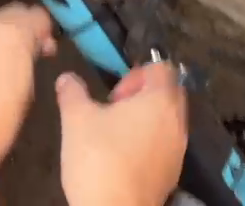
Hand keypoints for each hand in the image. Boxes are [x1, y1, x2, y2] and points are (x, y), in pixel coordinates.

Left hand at [0, 4, 57, 185]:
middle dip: (22, 29)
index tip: (45, 48)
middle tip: (24, 54)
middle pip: (12, 13)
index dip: (44, 30)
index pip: (37, 15)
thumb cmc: (1, 122)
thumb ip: (33, 55)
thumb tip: (37, 44)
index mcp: (14, 33)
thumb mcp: (29, 87)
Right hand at [55, 61, 189, 205]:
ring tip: (116, 133)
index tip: (115, 94)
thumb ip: (72, 91)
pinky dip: (149, 142)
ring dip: (146, 119)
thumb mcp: (76, 118)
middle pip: (168, 92)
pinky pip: (165, 145)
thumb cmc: (99, 159)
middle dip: (143, 94)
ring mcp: (178, 152)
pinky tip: (123, 156)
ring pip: (168, 120)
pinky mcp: (172, 176)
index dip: (136, 73)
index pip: (161, 68)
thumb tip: (66, 78)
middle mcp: (176, 123)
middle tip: (116, 109)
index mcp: (160, 100)